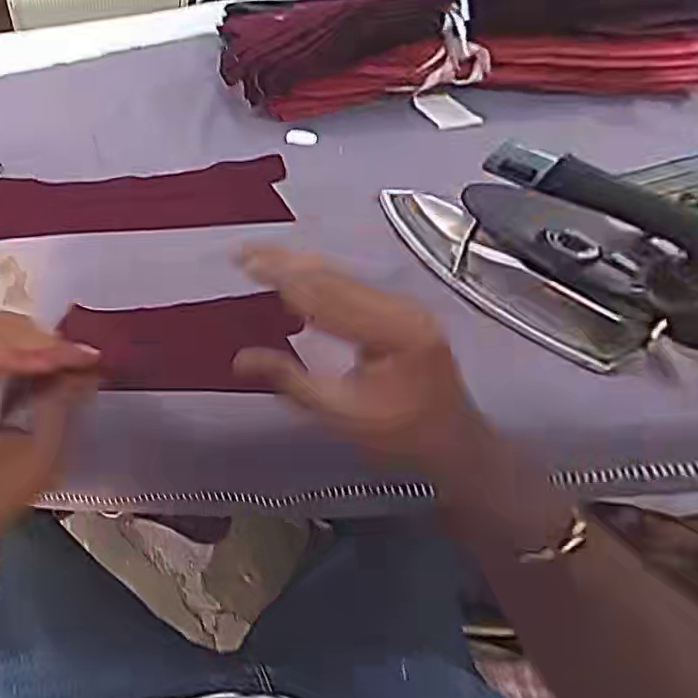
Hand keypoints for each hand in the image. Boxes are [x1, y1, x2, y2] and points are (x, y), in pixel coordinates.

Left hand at [0, 312, 99, 551]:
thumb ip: (59, 409)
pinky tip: (41, 356)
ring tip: (59, 353)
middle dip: (31, 336)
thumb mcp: (36, 462)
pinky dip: (14, 340)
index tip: (78, 357)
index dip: (34, 349)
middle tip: (72, 355)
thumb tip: (87, 369)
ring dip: (23, 333)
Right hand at [232, 246, 485, 469]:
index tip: (250, 264)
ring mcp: (404, 307)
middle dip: (285, 262)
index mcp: (396, 333)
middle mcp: (404, 310)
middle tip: (245, 253)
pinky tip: (292, 271)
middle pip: (333, 276)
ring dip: (296, 264)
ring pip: (341, 275)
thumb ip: (291, 381)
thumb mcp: (343, 414)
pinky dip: (314, 277)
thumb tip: (242, 359)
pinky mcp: (397, 310)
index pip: (328, 295)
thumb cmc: (406, 436)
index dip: (284, 277)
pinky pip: (349, 285)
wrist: (454, 444)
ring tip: (259, 256)